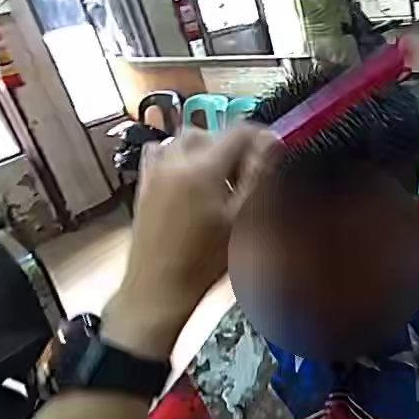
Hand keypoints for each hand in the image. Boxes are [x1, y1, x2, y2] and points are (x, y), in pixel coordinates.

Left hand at [102, 125, 277, 358]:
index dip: (261, 136)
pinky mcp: (144, 185)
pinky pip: (162, 152)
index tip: (275, 151)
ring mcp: (155, 172)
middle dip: (234, 144)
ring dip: (208, 147)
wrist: (158, 288)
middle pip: (210, 132)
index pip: (238, 130)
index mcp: (203, 168)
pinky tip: (192, 178)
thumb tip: (272, 141)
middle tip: (250, 171)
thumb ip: (259, 175)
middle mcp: (175, 161)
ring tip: (222, 175)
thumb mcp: (243, 219)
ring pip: (185, 139)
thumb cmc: (205, 260)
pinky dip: (181, 155)